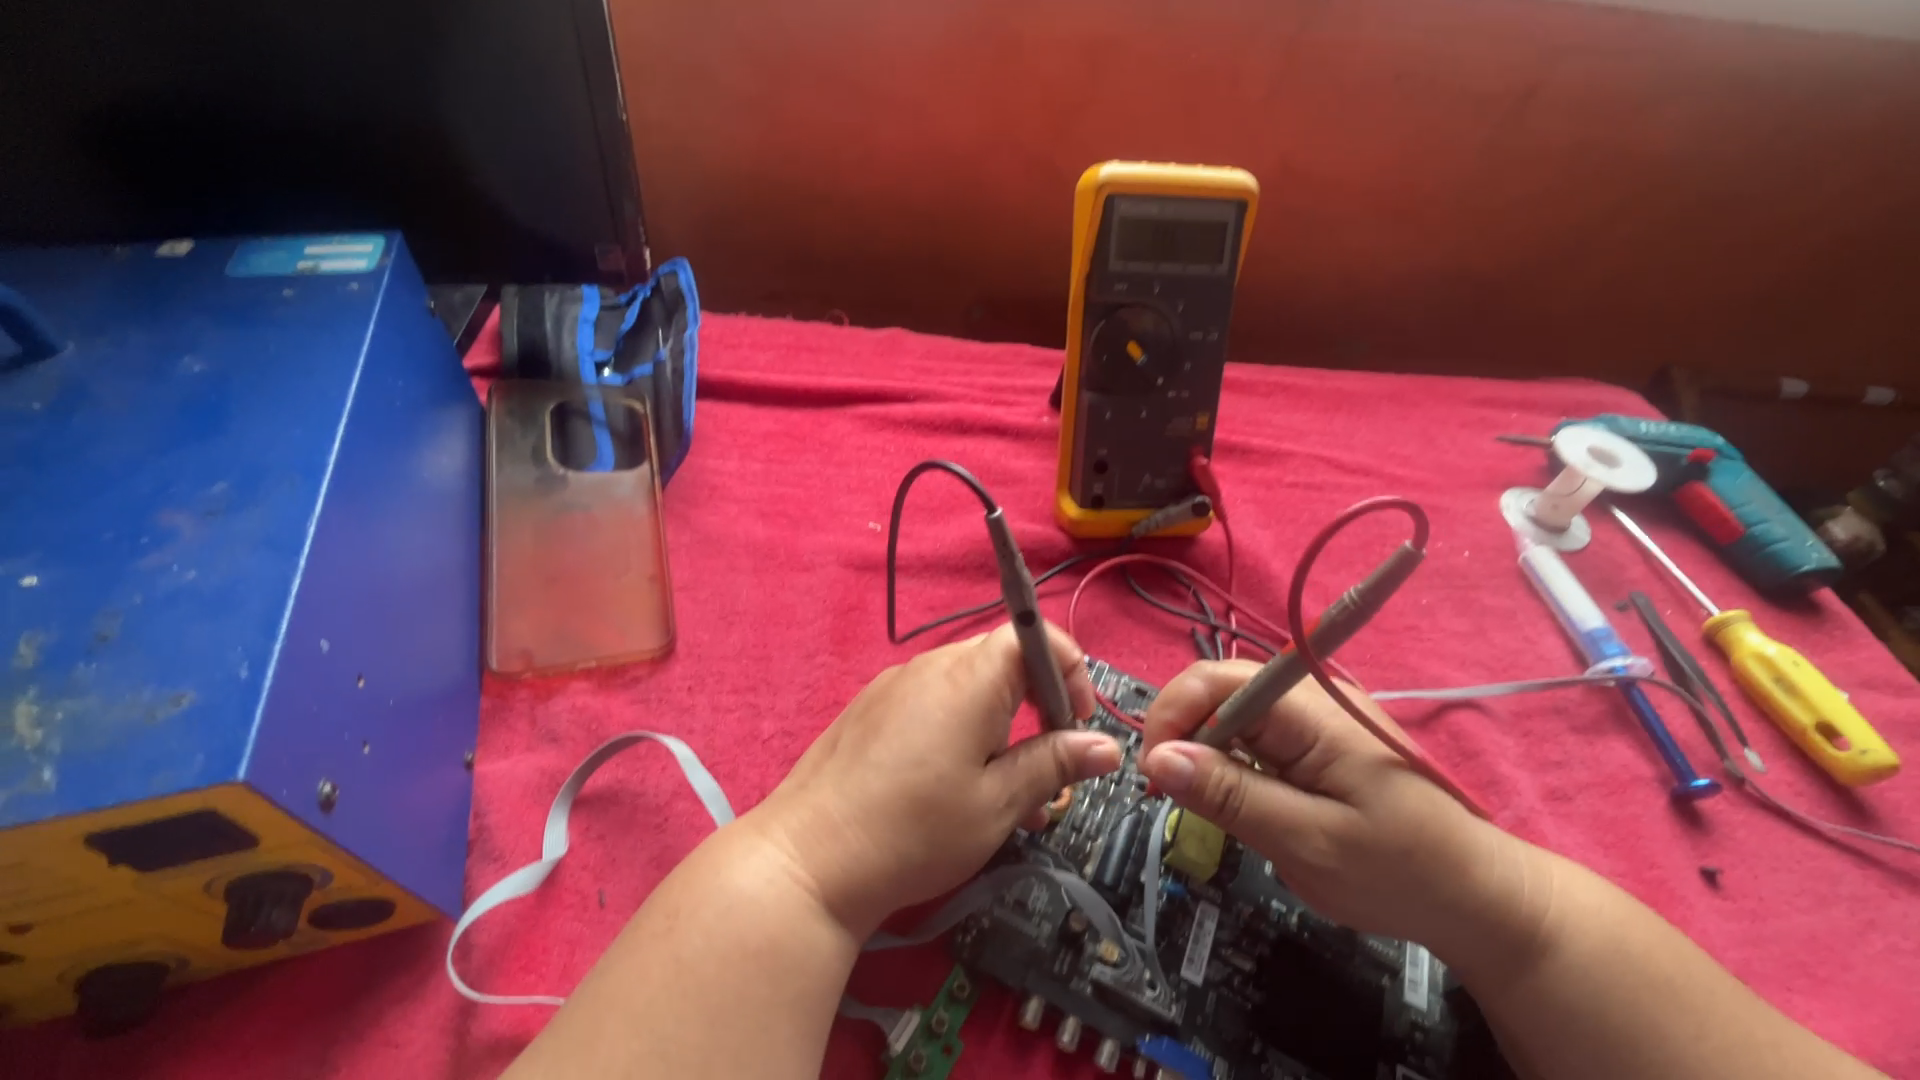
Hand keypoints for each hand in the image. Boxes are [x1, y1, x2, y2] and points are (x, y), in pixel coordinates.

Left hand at [747, 620, 1123, 937]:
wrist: (807, 860)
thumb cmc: (914, 831)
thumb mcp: (997, 803)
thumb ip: (1053, 764)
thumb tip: (1107, 746)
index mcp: (968, 677)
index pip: (1032, 636)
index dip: (1069, 671)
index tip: (1078, 725)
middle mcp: (929, 667)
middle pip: (999, 661)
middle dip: (1036, 705)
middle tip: (1048, 766)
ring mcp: (893, 687)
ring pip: (966, 688)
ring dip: (999, 727)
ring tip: (1009, 795)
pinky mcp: (869, 711)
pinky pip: (931, 704)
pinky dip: (960, 731)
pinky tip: (957, 788)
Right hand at [1137, 661, 1536, 953]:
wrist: (1480, 899)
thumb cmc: (1402, 873)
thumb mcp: (1308, 841)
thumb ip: (1230, 796)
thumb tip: (1157, 758)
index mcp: (1312, 711)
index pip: (1217, 680)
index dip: (1172, 715)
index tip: (1153, 776)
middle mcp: (1310, 700)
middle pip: (1219, 692)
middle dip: (1182, 736)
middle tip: (1169, 796)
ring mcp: (1315, 720)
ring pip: (1231, 716)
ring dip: (1204, 754)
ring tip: (1200, 805)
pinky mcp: (1316, 744)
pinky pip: (1253, 738)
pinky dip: (1230, 766)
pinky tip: (1236, 802)